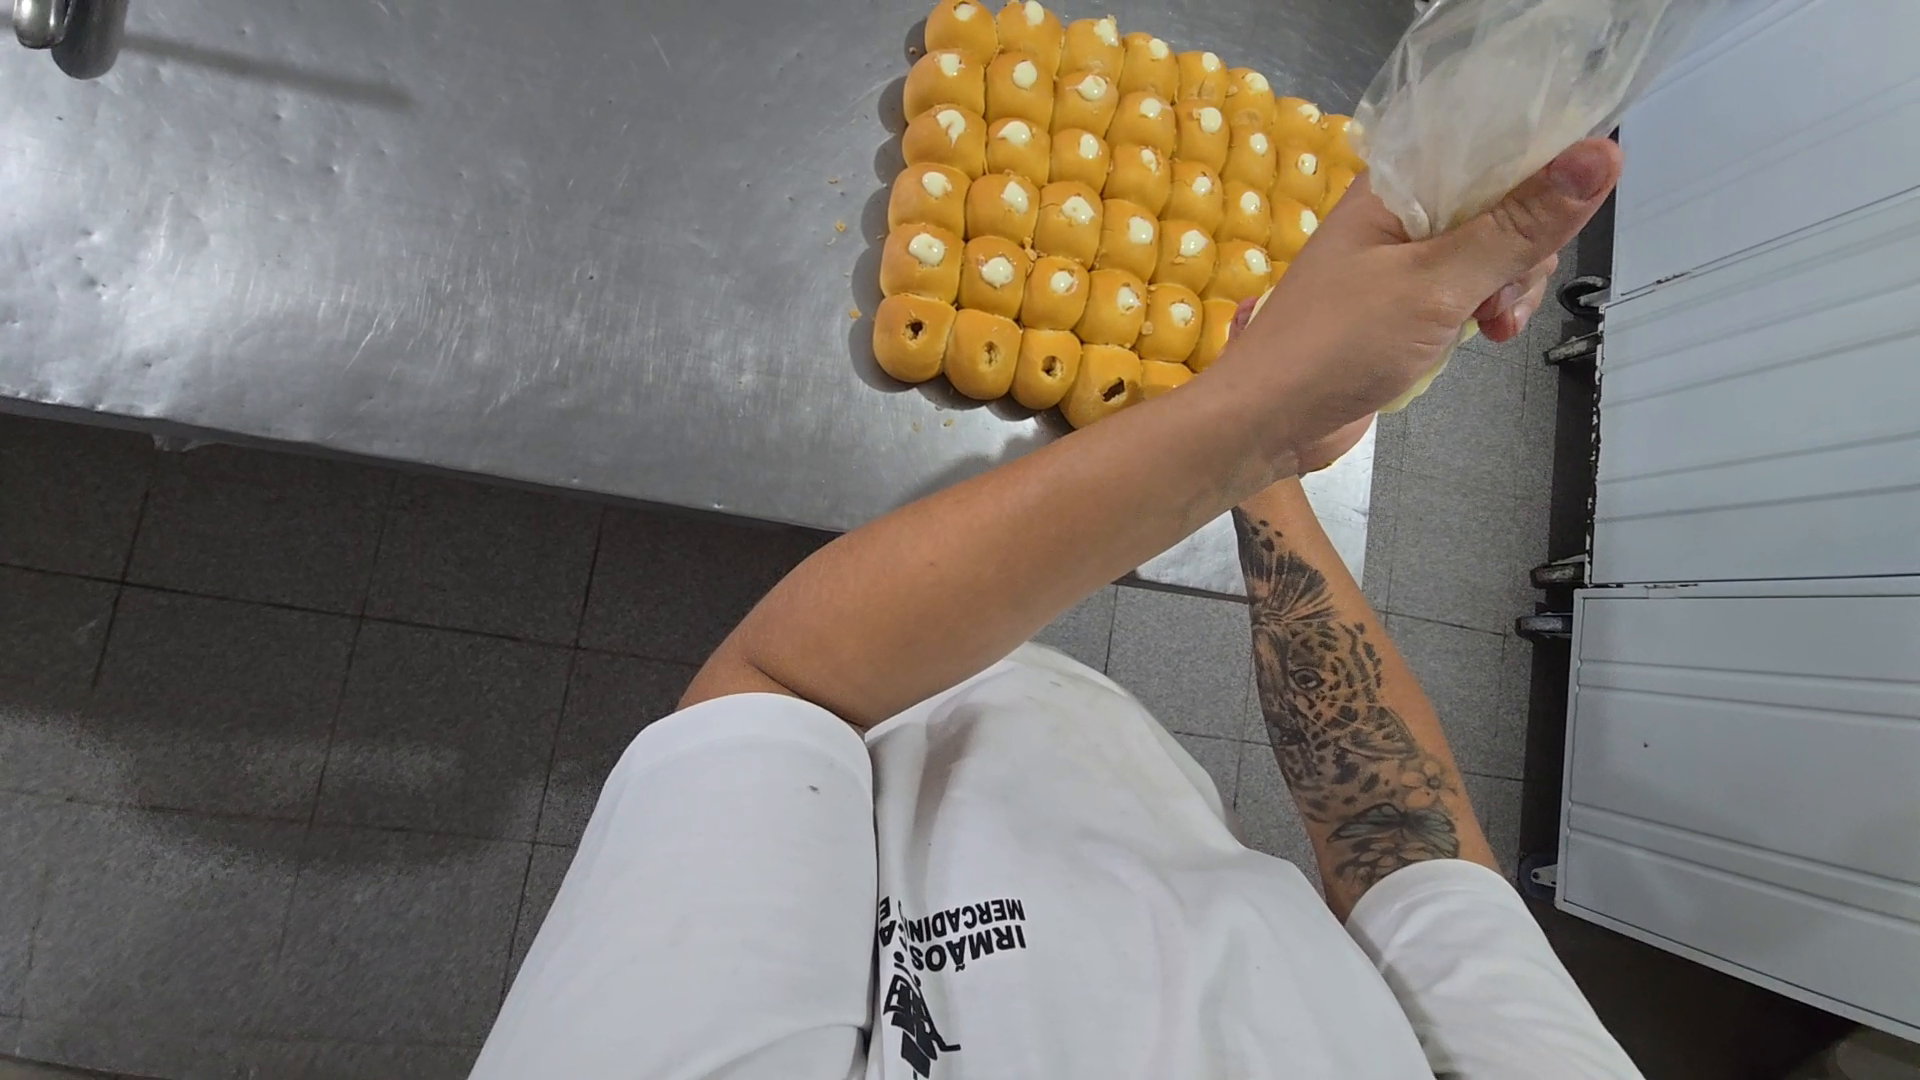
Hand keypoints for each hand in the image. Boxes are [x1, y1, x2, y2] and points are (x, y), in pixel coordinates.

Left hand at [1208, 138, 1622, 467]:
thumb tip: (1602, 154)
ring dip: (1506, 286)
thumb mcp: (1436, 283)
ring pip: (1484, 256)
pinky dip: (1479, 313)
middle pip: (1497, 204)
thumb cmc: (1334, 347)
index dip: (1538, 163)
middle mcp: (1392, 223)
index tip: (1565, 204)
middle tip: (1506, 288)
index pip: (1485, 143)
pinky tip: (1486, 336)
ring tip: (1493, 323)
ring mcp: (1394, 272)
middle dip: (1524, 244)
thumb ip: (1518, 226)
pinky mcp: (1395, 316)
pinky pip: (1459, 296)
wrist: (1264, 422)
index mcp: (1390, 192)